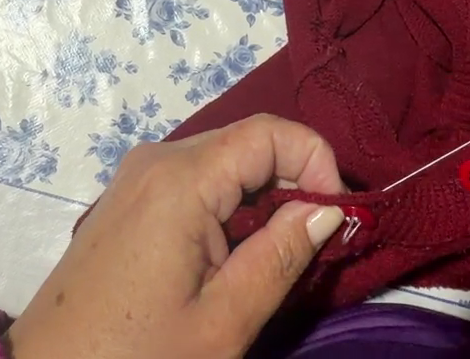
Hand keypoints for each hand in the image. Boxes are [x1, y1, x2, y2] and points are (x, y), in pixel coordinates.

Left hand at [7, 114, 348, 358]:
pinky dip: (231, 203)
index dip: (316, 161)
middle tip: (323, 237)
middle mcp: (158, 158)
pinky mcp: (129, 198)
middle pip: (247, 143)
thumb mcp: (221, 323)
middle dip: (295, 178)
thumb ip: (281, 256)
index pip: (269, 132)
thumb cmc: (136, 357)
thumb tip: (330, 208)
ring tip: (286, 249)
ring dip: (265, 194)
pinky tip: (240, 250)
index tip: (340, 215)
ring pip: (224, 161)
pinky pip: (196, 179)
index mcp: (181, 177)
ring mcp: (138, 175)